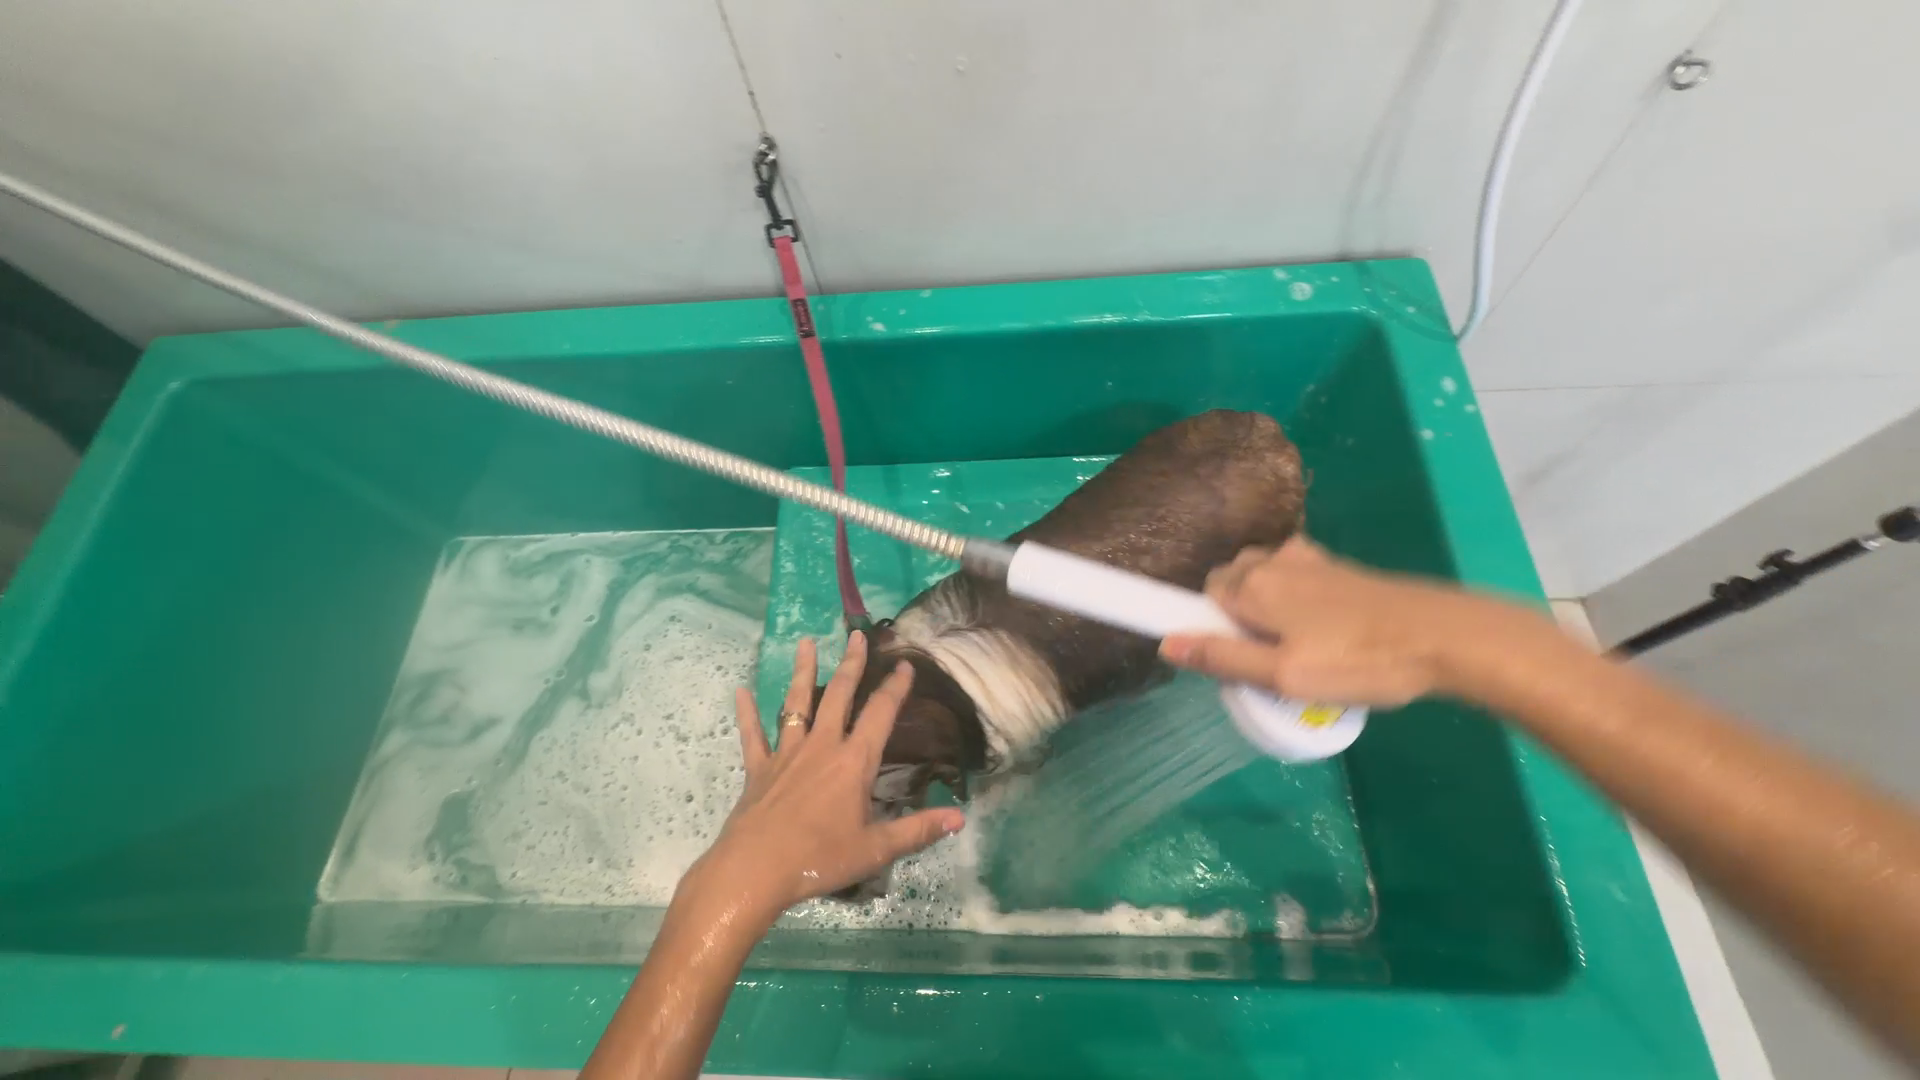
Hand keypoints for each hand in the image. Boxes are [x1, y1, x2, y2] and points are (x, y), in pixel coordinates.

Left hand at [684, 632, 965, 921]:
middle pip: (838, 695)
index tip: (905, 664)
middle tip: (856, 635)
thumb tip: (960, 818)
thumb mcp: (876, 850)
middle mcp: (822, 747)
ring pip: (795, 704)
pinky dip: (747, 713)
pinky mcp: (759, 769)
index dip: (895, 687)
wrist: (755, 871)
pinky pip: (753, 735)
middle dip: (850, 664)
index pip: (880, 714)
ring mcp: (786, 754)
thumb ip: (918, 830)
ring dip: (802, 671)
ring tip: (805, 642)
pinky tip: (741, 691)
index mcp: (854, 762)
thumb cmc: (819, 859)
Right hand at [1160, 536, 1523, 706]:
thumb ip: (1221, 658)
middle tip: (1264, 657)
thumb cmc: (1358, 661)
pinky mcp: (1337, 566)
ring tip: (1292, 645)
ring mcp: (1309, 559)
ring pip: (1261, 576)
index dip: (1209, 625)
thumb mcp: (1283, 675)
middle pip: (1229, 581)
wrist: (1443, 637)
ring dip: (1262, 603)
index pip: (1202, 595)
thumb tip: (1165, 643)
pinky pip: (1291, 574)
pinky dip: (1289, 596)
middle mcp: (1273, 560)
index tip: (1233, 655)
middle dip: (1233, 613)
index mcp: (1252, 585)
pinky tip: (1318, 628)